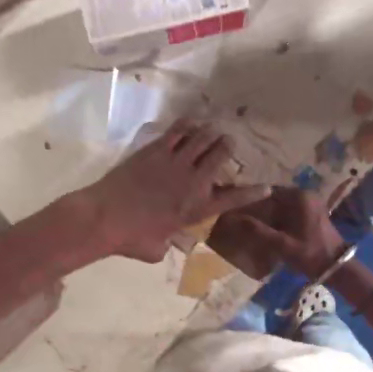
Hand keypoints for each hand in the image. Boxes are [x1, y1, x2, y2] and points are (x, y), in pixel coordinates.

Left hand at [66, 120, 269, 262]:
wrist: (105, 216)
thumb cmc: (131, 238)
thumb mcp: (156, 249)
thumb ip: (168, 242)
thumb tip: (166, 241)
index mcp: (197, 208)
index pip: (233, 199)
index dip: (253, 192)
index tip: (267, 187)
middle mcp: (193, 181)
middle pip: (220, 156)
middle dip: (228, 147)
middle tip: (229, 143)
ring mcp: (175, 162)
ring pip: (202, 138)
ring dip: (211, 132)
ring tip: (213, 128)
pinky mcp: (155, 150)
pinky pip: (178, 131)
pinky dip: (187, 124)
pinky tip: (191, 121)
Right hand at [223, 187, 347, 278]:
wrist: (338, 268)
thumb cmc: (311, 254)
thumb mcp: (282, 244)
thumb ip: (258, 231)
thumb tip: (234, 219)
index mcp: (299, 197)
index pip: (266, 191)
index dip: (250, 200)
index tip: (235, 209)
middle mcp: (305, 195)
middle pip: (273, 198)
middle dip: (257, 208)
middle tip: (239, 218)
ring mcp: (310, 203)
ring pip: (279, 205)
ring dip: (266, 213)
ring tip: (248, 224)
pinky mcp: (311, 213)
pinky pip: (288, 211)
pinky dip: (276, 218)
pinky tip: (265, 228)